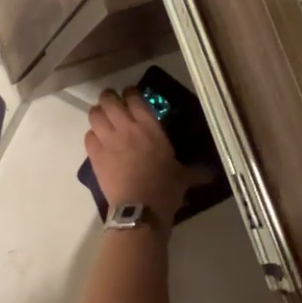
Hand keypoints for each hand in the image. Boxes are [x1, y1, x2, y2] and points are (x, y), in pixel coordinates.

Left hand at [84, 88, 205, 224]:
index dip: (130, 93)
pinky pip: (88, 136)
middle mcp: (126, 128)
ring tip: (102, 118)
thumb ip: (196, 170)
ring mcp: (108, 141)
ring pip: (95, 114)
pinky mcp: (95, 156)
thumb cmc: (165, 189)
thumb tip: (213, 173)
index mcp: (150, 127)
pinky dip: (92, 135)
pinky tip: (98, 141)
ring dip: (98, 113)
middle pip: (109, 100)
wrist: (140, 209)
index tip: (130, 95)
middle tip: (113, 102)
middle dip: (109, 98)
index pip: (134, 98)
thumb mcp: (183, 176)